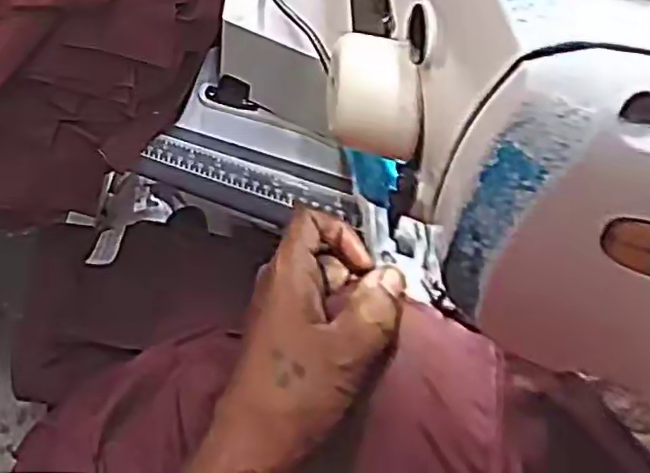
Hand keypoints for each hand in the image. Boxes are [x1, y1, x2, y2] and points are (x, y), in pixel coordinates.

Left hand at [185, 208, 405, 472]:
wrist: (257, 432)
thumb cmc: (294, 388)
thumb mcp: (346, 349)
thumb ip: (373, 309)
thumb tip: (392, 277)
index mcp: (286, 269)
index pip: (311, 218)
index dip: (345, 234)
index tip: (369, 269)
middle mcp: (279, 277)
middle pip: (322, 251)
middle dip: (357, 274)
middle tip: (381, 308)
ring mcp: (279, 302)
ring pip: (323, 281)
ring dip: (352, 300)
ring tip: (370, 333)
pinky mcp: (284, 327)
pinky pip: (317, 306)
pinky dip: (340, 318)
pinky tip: (355, 348)